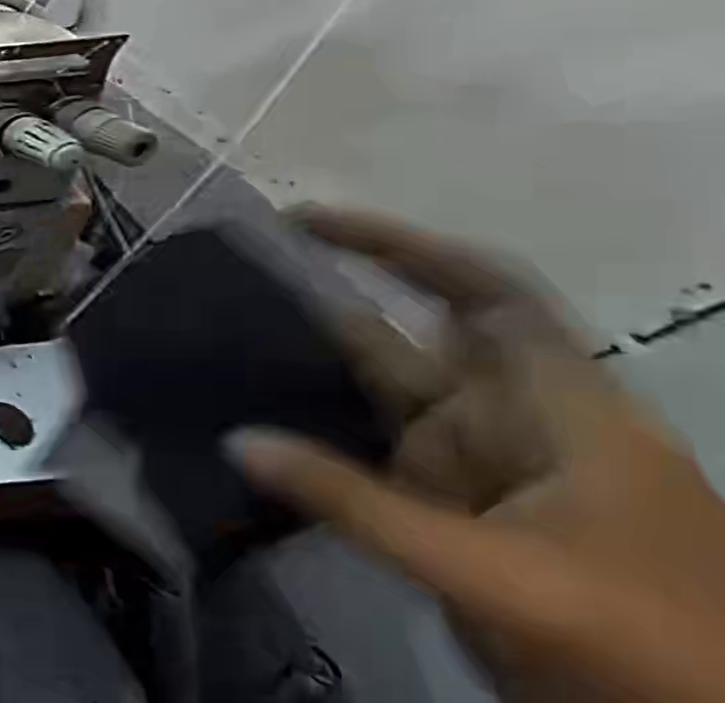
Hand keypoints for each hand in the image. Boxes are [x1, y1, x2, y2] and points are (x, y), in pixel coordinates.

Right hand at [227, 206, 724, 702]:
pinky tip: (250, 409)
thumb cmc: (648, 648)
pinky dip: (307, 419)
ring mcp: (468, 460)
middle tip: (240, 266)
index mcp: (555, 406)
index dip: (399, 245)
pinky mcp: (435, 502)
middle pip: (412, 327)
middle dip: (333, 288)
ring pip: (377, 382)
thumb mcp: (501, 575)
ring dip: (309, 353)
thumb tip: (237, 442)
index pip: (481, 292)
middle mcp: (504, 417)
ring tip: (223, 325)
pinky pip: (359, 440)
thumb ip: (359, 504)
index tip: (308, 224)